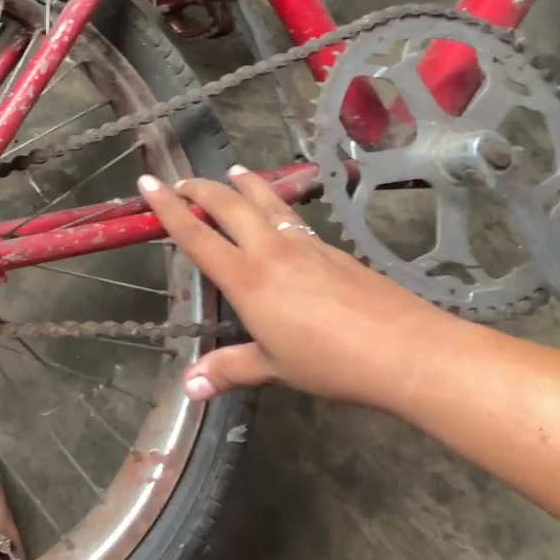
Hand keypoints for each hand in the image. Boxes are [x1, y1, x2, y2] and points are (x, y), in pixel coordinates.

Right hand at [139, 167, 462, 410]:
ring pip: (266, 201)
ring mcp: (305, 246)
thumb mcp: (276, 370)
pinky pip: (294, 218)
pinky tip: (282, 216)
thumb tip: (189, 387)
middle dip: (199, 188)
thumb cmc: (334, 363)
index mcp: (246, 278)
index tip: (147, 182)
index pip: (194, 233)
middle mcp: (270, 251)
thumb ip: (230, 369)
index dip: (166, 206)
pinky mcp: (334, 250)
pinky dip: (276, 206)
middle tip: (181, 181)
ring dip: (244, 184)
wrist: (412, 352)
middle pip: (227, 204)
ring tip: (233, 172)